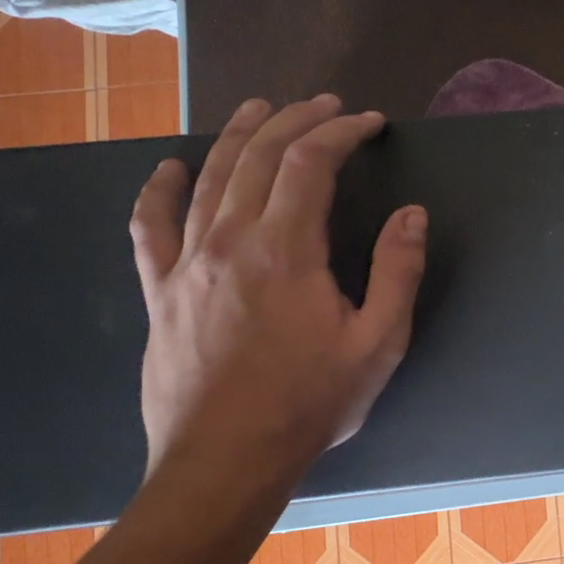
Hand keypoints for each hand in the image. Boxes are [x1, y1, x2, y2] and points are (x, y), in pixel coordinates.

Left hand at [130, 95, 426, 475]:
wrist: (227, 456)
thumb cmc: (313, 401)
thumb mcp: (379, 342)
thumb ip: (398, 272)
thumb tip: (412, 214)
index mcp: (285, 251)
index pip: (309, 165)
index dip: (340, 133)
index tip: (371, 124)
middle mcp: (228, 242)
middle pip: (256, 158)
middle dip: (295, 121)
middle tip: (327, 106)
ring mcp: (185, 263)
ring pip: (208, 179)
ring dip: (238, 136)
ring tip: (261, 108)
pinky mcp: (161, 290)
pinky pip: (151, 225)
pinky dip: (161, 189)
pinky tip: (172, 168)